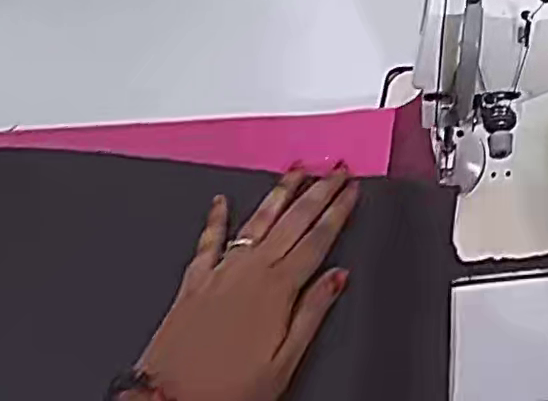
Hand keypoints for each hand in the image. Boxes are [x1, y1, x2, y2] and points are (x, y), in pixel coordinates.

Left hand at [132, 165, 359, 400]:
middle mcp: (254, 270)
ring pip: (260, 219)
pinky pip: (209, 240)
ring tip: (298, 169)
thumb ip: (313, 313)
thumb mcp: (283, 364)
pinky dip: (216, 217)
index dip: (339, 209)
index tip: (352, 188)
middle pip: (296, 218)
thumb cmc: (227, 392)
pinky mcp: (194, 281)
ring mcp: (223, 271)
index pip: (319, 237)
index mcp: (279, 288)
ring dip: (282, 191)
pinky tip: (221, 200)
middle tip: (338, 169)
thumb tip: (338, 276)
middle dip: (321, 189)